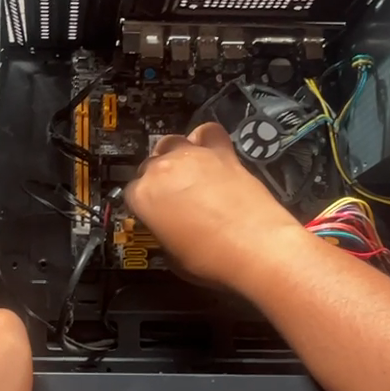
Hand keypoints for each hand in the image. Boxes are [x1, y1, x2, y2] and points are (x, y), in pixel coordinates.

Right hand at [122, 123, 312, 293]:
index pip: (131, 193)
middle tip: (170, 198)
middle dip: (156, 180)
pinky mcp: (222, 153)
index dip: (142, 205)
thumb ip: (162, 234)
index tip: (151, 213)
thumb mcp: (173, 258)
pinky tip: (206, 151)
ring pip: (171, 142)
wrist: (258, 249)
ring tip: (183, 172)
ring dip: (173, 155)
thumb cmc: (215, 258)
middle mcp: (163, 170)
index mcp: (144, 196)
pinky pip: (207, 133)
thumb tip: (167, 231)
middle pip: (149, 165)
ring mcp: (193, 157)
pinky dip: (204, 139)